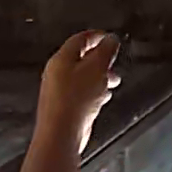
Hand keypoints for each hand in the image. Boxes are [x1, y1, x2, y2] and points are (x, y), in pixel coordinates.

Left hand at [37, 31, 121, 151]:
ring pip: (84, 76)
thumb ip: (107, 50)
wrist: (62, 135)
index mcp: (61, 59)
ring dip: (101, 76)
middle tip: (114, 60)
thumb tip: (111, 39)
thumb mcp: (98, 67)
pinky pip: (81, 92)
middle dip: (102, 59)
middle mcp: (56, 73)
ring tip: (114, 81)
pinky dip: (95, 91)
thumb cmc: (76, 100)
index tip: (111, 37)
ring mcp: (58, 91)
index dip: (98, 36)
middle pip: (82, 58)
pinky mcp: (63, 107)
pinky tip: (103, 97)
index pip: (80, 38)